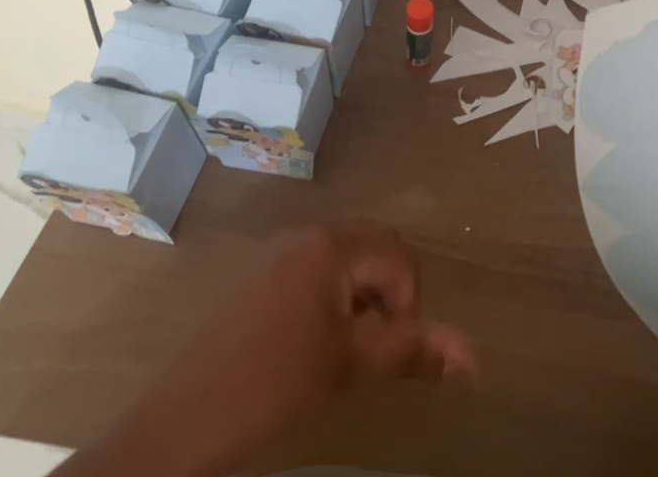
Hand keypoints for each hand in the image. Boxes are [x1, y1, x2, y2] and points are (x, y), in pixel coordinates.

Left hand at [185, 220, 475, 423]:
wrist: (182, 422)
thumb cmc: (275, 384)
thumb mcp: (352, 365)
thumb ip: (415, 352)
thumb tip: (475, 361)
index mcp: (329, 245)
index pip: (398, 257)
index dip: (409, 302)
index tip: (395, 346)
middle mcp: (304, 236)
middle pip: (374, 247)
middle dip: (390, 291)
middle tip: (381, 340)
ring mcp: (275, 254)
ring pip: (345, 260)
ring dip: (363, 294)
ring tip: (352, 344)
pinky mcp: (257, 278)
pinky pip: (314, 271)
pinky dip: (333, 297)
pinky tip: (319, 341)